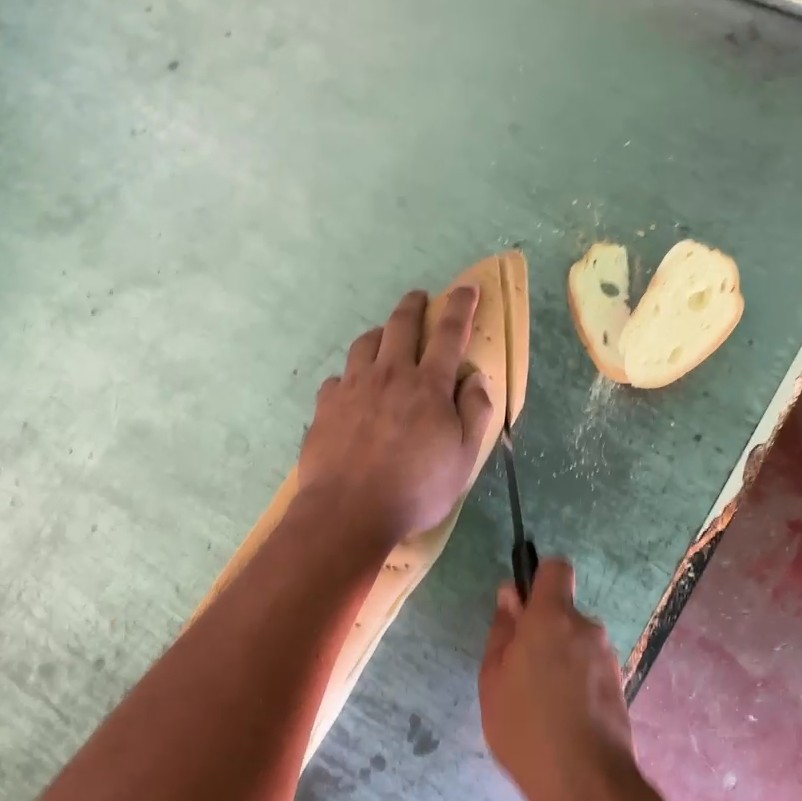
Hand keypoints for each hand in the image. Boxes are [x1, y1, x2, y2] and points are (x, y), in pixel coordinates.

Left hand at [298, 288, 496, 543]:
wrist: (348, 512)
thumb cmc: (415, 490)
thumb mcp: (463, 459)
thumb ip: (475, 413)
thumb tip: (476, 377)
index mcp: (428, 385)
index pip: (449, 333)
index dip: (460, 306)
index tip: (467, 288)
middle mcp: (389, 375)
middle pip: (401, 325)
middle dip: (413, 306)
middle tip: (419, 299)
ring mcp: (352, 387)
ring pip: (365, 344)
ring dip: (379, 334)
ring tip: (384, 338)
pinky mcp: (325, 406)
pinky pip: (338, 378)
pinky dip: (350, 376)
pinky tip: (351, 389)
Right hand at [479, 559, 636, 800]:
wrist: (586, 783)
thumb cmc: (525, 726)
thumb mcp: (493, 678)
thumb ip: (502, 631)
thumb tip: (510, 595)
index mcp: (552, 617)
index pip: (556, 569)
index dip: (538, 579)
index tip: (521, 608)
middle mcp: (587, 628)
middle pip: (563, 613)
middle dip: (543, 632)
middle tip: (519, 673)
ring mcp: (607, 658)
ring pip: (576, 644)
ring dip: (559, 660)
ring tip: (539, 704)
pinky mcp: (619, 686)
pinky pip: (589, 670)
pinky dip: (576, 684)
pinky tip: (562, 719)